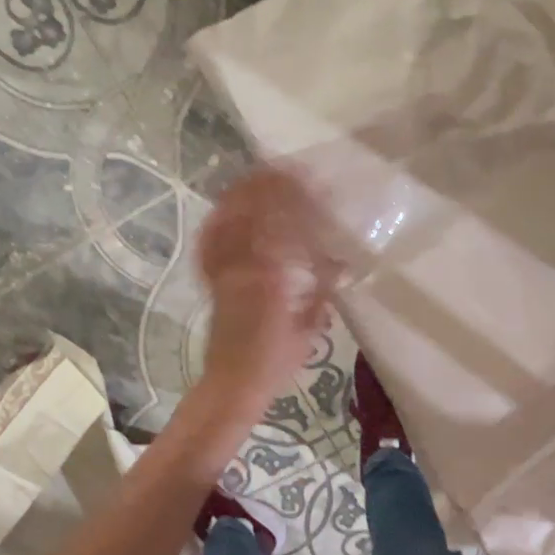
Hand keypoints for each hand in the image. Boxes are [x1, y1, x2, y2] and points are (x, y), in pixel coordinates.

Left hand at [196, 170, 337, 411]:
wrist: (233, 383)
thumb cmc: (275, 363)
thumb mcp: (309, 330)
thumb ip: (323, 294)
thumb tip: (343, 265)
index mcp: (272, 278)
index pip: (287, 225)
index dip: (302, 201)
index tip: (318, 186)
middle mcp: (243, 267)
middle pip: (255, 212)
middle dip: (274, 186)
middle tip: (294, 172)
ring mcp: (223, 271)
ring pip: (230, 220)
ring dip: (247, 194)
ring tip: (263, 175)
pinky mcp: (211, 278)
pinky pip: (211, 241)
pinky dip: (220, 219)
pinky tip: (227, 206)